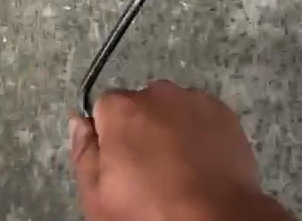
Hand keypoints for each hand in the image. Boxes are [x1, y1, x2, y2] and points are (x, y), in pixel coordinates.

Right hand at [69, 81, 293, 220]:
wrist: (216, 220)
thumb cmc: (149, 212)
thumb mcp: (98, 197)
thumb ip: (84, 153)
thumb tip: (78, 121)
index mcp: (123, 108)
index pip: (105, 107)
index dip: (109, 135)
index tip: (119, 163)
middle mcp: (159, 92)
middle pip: (140, 105)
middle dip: (141, 129)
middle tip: (149, 170)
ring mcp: (194, 99)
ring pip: (173, 109)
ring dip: (171, 129)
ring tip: (178, 170)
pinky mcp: (223, 111)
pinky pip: (201, 116)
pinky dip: (199, 133)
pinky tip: (200, 164)